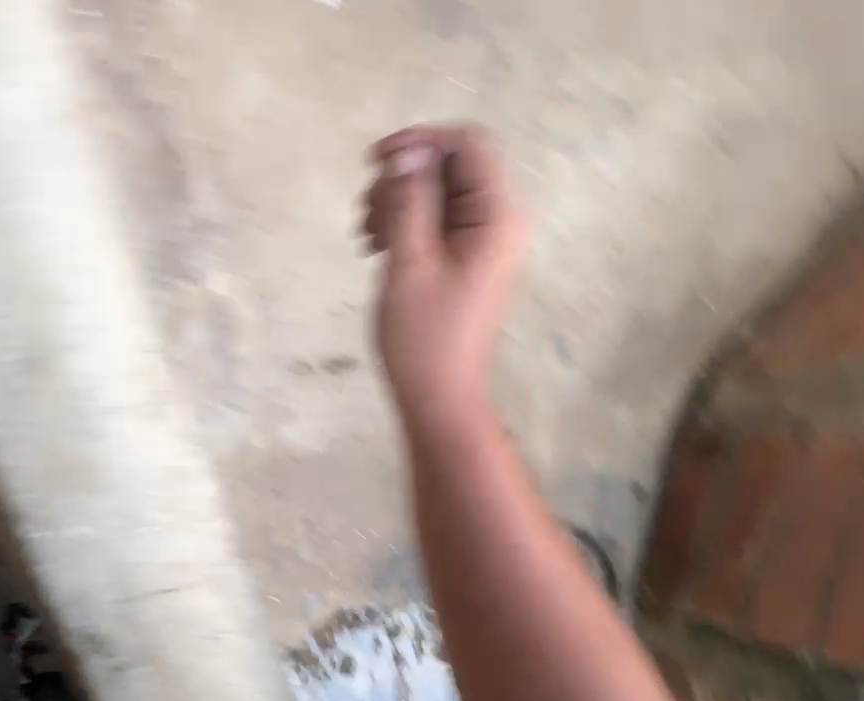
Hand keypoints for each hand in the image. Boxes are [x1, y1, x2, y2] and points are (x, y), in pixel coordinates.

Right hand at [361, 125, 527, 427]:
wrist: (439, 397)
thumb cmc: (423, 337)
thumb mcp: (409, 264)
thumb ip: (409, 202)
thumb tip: (405, 153)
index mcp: (497, 216)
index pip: (468, 145)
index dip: (420, 142)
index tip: (372, 161)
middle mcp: (500, 221)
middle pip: (453, 168)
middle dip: (403, 178)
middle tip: (363, 214)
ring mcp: (485, 243)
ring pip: (441, 195)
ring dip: (398, 203)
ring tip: (365, 237)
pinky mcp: (467, 261)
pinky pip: (439, 224)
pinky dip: (406, 225)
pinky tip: (378, 248)